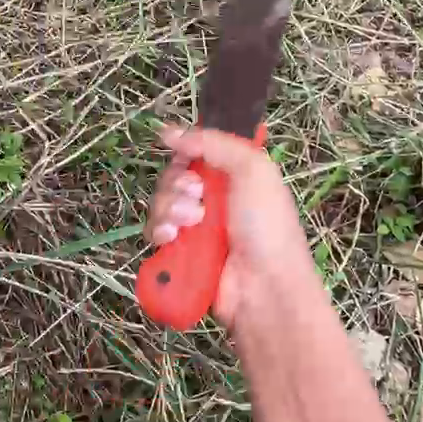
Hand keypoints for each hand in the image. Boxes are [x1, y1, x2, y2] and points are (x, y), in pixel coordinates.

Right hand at [146, 125, 314, 333]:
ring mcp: (196, 227)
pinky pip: (155, 230)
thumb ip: (212, 143)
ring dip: (170, 208)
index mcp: (233, 176)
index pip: (194, 152)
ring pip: (161, 202)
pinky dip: (160, 230)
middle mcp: (213, 199)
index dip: (185, 152)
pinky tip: (172, 238)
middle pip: (173, 176)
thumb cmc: (267, 227)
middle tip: (195, 197)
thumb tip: (168, 132)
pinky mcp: (181, 252)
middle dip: (177, 184)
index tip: (184, 158)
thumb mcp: (253, 170)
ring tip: (190, 223)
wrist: (265, 289)